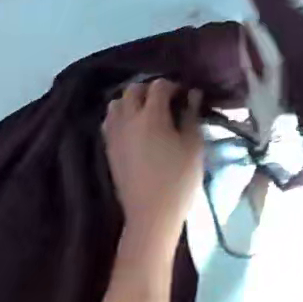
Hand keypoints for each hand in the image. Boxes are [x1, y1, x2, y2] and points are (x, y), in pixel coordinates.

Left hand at [103, 79, 204, 260]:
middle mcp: (128, 119)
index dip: (174, 86)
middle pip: (133, 90)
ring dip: (131, 101)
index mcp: (151, 116)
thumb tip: (193, 94)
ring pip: (116, 103)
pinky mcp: (108, 149)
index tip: (186, 95)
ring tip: (148, 112)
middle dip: (150, 89)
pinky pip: (110, 121)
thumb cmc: (179, 180)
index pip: (159, 86)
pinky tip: (135, 128)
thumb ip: (192, 115)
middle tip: (168, 101)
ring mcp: (114, 134)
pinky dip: (121, 116)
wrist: (151, 215)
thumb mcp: (193, 146)